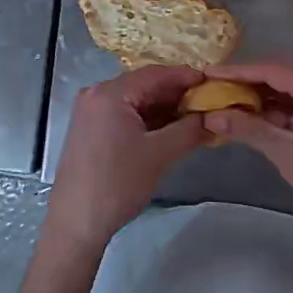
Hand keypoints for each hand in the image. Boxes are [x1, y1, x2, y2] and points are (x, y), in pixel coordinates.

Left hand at [48, 66, 208, 249]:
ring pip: (135, 101)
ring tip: (197, 118)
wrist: (78, 218)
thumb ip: (189, 130)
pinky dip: (147, 120)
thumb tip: (213, 117)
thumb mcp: (159, 154)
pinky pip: (124, 115)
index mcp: (109, 93)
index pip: (155, 74)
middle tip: (210, 103)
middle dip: (177, 95)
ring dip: (164, 109)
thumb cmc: (117, 182)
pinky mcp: (90, 129)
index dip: (186, 77)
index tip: (214, 83)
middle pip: (144, 86)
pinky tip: (171, 130)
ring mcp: (90, 112)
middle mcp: (95, 94)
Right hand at [201, 60, 292, 225]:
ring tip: (227, 99)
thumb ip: (247, 129)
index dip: (236, 71)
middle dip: (244, 79)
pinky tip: (254, 114)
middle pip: (277, 72)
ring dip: (258, 91)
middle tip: (213, 86)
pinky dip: (274, 103)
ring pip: (286, 85)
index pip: (269, 69)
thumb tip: (209, 116)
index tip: (207, 74)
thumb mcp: (284, 152)